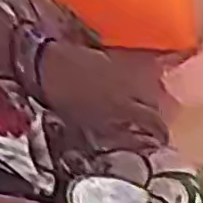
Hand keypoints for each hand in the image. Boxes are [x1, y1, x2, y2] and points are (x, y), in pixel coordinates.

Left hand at [36, 43, 167, 148]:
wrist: (40, 64)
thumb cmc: (66, 101)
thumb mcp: (96, 127)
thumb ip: (125, 136)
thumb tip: (147, 144)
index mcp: (126, 106)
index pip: (155, 122)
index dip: (161, 134)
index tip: (162, 142)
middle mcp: (128, 86)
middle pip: (154, 101)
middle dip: (157, 114)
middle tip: (153, 125)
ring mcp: (119, 69)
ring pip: (145, 85)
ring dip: (147, 97)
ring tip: (143, 107)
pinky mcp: (107, 58)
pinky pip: (130, 74)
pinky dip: (133, 84)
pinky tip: (126, 91)